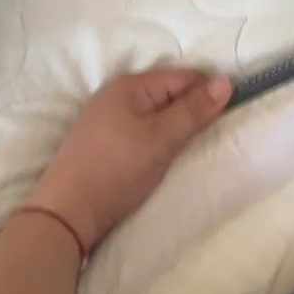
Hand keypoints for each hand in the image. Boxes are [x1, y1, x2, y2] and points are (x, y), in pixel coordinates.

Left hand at [26, 69, 232, 250]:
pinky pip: (138, 128)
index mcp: (130, 85)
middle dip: (189, 109)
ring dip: (172, 125)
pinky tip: (158, 154)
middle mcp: (114, 94)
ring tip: (186, 146)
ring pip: (152, 112)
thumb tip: (226, 81)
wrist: (63, 216)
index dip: (207, 92)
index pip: (182, 77)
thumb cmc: (116, 171)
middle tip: (209, 133)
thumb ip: (194, 110)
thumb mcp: (162, 140)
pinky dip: (154, 136)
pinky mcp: (98, 142)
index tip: (229, 111)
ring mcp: (103, 118)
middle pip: (167, 93)